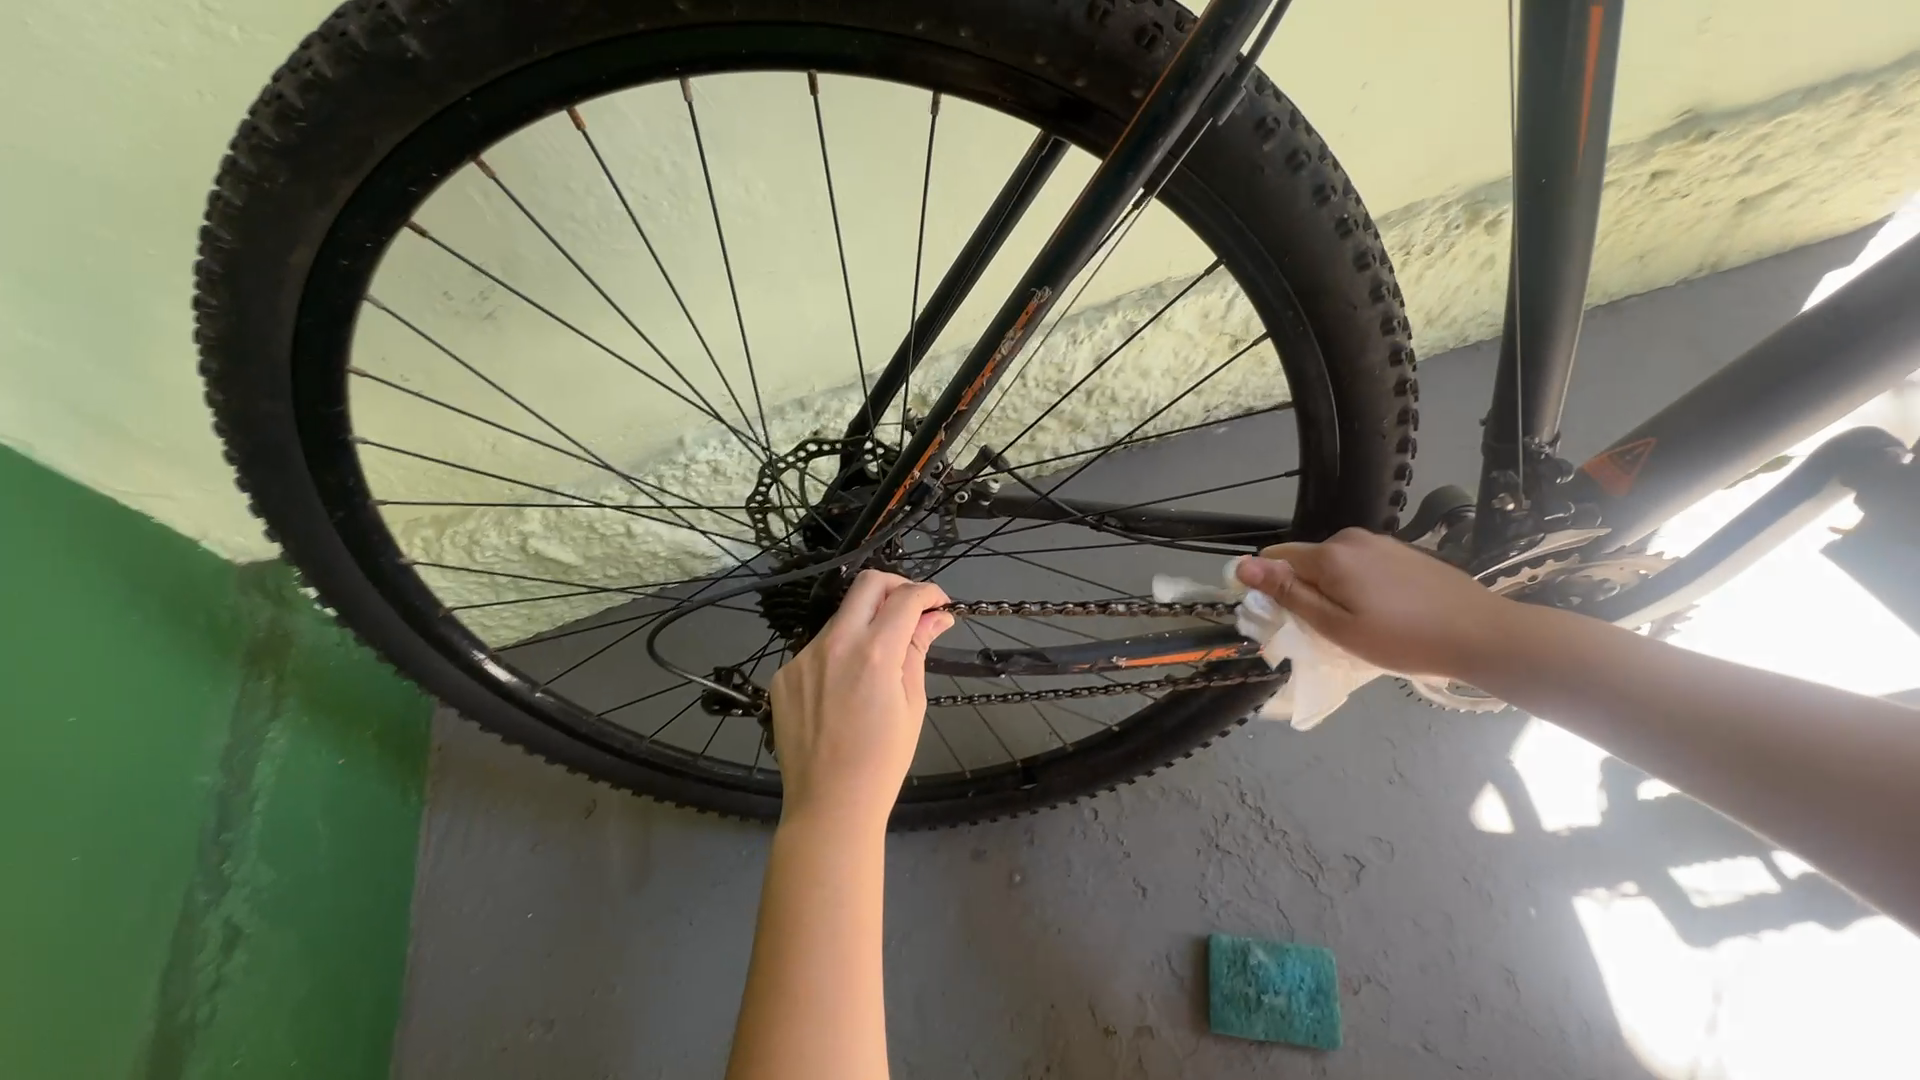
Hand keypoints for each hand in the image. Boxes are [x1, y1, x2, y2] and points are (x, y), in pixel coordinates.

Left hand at [769, 570, 953, 828]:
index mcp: (874, 652)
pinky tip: (844, 689)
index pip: (906, 597)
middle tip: (911, 607)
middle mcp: (834, 643)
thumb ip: (917, 650)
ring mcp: (802, 657)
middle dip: (896, 585)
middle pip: (866, 584)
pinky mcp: (784, 675)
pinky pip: (817, 650)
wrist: (830, 805)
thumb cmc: (883, 761)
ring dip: (864, 624)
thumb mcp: (912, 704)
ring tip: (877, 662)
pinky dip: (838, 654)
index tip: (939, 603)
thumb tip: (936, 617)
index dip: (929, 593)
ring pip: (840, 619)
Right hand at [1234, 527, 1511, 678]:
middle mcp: (1352, 539)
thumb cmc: (1404, 639)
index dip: (1271, 587)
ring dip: (1333, 590)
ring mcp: (1380, 542)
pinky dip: (1359, 586)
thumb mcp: (1336, 627)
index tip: (1289, 619)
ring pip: (1334, 565)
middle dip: (1305, 591)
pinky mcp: (1402, 551)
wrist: (1483, 634)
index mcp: (1330, 555)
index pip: (1275, 558)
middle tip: (1329, 631)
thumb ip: (1289, 594)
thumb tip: (1243, 566)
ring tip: (1360, 625)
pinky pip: (1361, 565)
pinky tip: (1385, 613)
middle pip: (1305, 561)